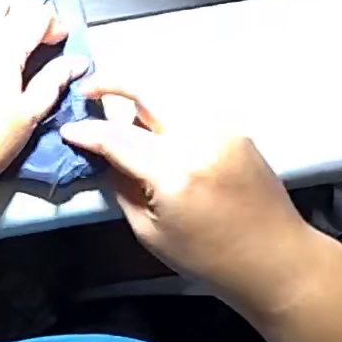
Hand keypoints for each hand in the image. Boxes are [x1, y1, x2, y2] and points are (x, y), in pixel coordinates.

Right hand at [60, 79, 330, 318]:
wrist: (273, 257)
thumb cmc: (206, 257)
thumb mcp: (149, 232)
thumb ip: (123, 187)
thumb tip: (106, 156)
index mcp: (173, 173)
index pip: (117, 138)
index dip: (87, 132)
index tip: (68, 129)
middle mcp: (198, 140)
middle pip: (148, 92)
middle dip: (113, 84)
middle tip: (89, 89)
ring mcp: (222, 130)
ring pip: (171, 97)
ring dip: (143, 101)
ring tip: (124, 118)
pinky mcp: (236, 131)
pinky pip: (192, 112)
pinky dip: (169, 115)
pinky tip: (160, 133)